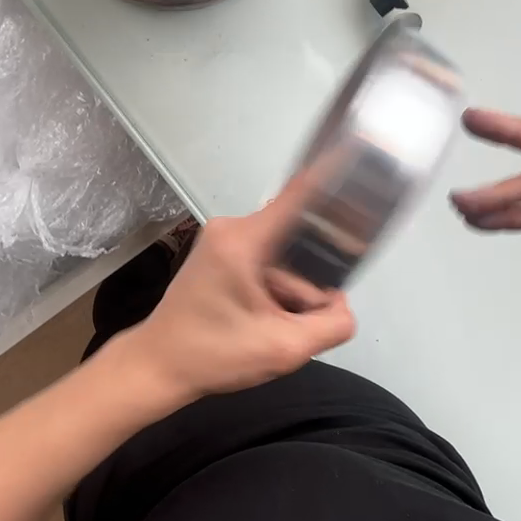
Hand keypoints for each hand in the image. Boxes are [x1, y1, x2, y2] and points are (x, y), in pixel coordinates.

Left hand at [115, 171, 356, 400]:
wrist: (158, 367)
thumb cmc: (212, 355)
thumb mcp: (284, 350)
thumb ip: (330, 325)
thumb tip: (341, 306)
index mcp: (244, 240)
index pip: (299, 194)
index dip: (333, 179)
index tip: (362, 153)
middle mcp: (233, 228)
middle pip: (299, 240)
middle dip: (307, 283)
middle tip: (290, 323)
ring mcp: (224, 239)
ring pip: (285, 257)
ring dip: (290, 292)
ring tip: (269, 327)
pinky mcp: (221, 255)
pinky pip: (268, 263)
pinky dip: (274, 290)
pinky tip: (261, 319)